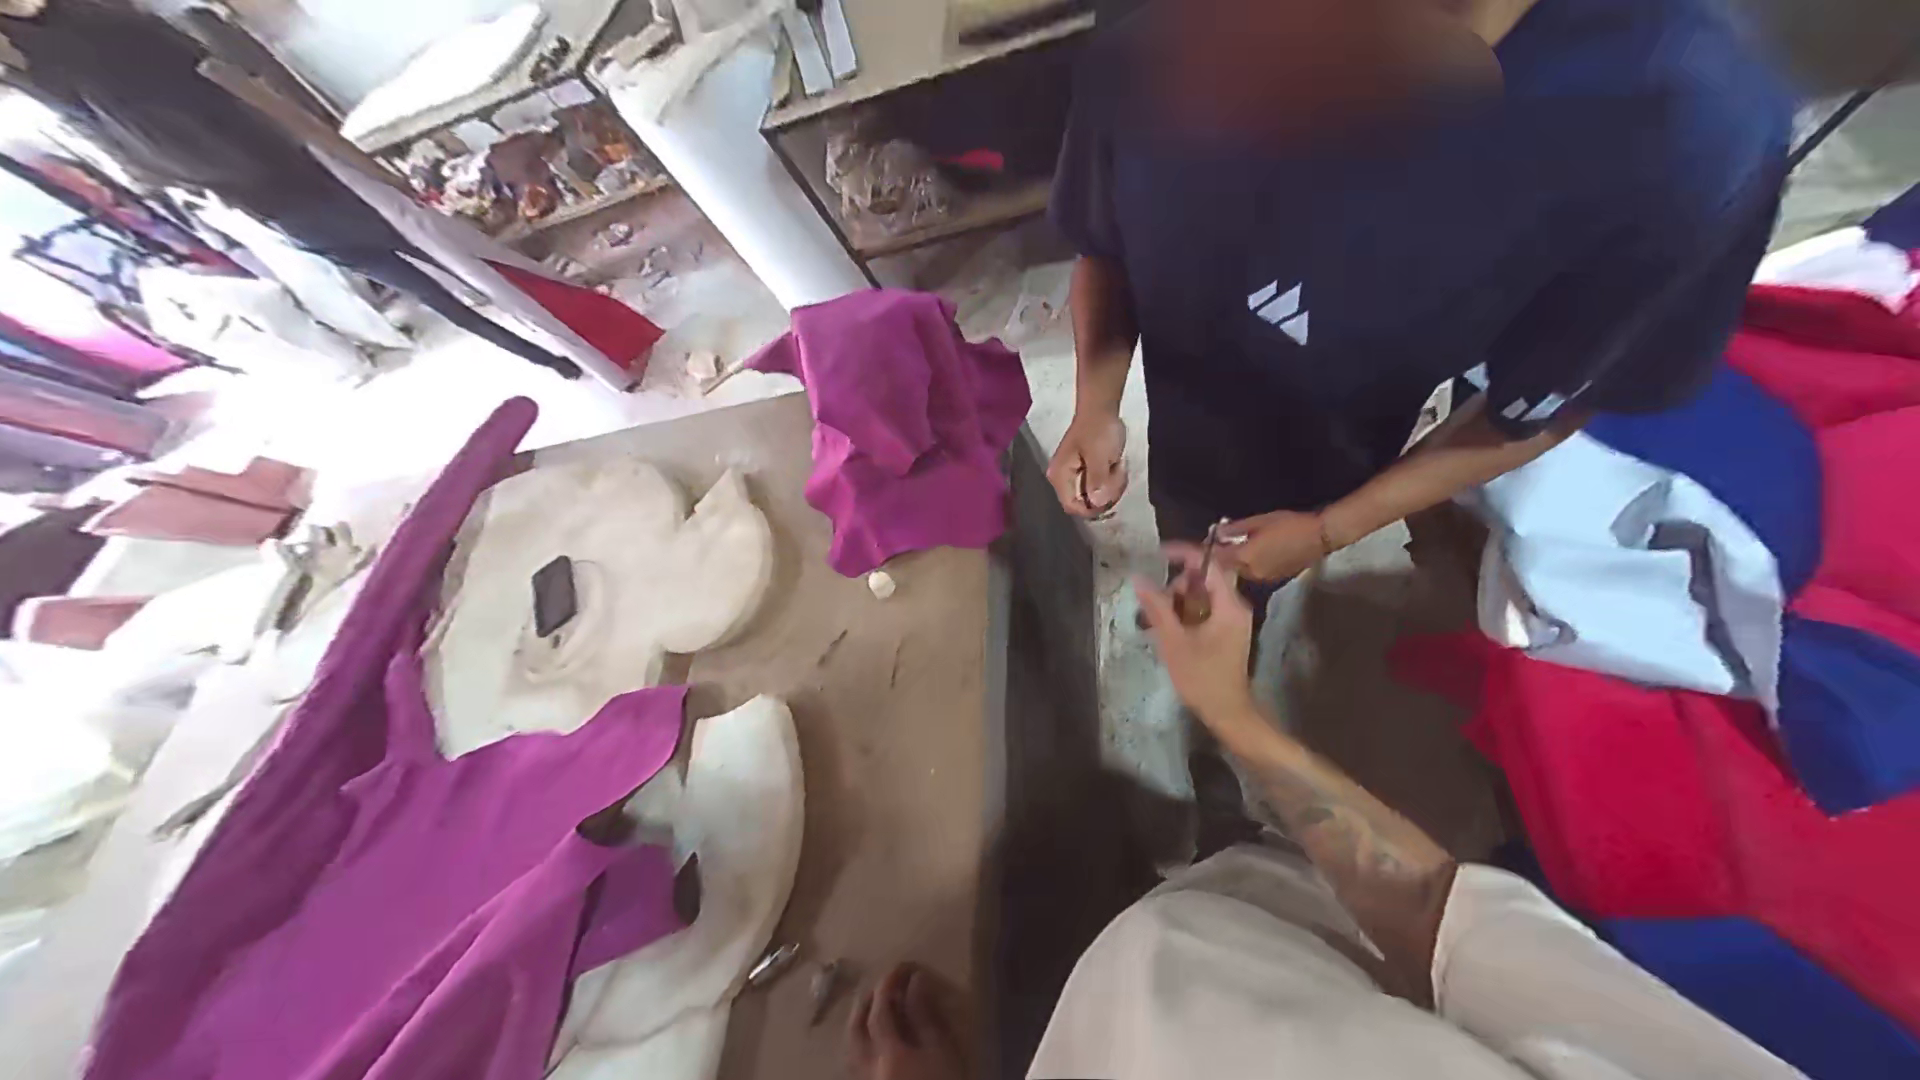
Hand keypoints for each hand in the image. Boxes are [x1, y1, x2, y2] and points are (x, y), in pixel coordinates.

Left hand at [847, 964, 967, 1079]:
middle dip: (866, 1001)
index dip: (888, 983)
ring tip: (876, 1009)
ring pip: (851, 1049)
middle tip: (884, 985)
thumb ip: (926, 1015)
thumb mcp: (943, 1051)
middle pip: (855, 1029)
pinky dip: (861, 1045)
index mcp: (888, 1055)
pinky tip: (876, 1041)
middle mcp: (869, 1070)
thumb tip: (915, 980)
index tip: (903, 968)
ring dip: (859, 1022)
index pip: (880, 1009)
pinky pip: (856, 1065)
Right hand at [1046, 412, 1126, 518]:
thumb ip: (1097, 482)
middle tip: (1118, 476)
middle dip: (1105, 494)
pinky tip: (1117, 466)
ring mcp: (1075, 475)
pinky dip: (1110, 480)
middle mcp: (1063, 479)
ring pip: (1094, 494)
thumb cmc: (1098, 431)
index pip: (1072, 506)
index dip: (1091, 509)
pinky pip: (1098, 485)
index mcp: (1060, 477)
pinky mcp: (1085, 470)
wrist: (1101, 408)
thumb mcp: (1099, 457)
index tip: (1110, 499)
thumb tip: (1097, 503)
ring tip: (1119, 467)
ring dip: (1110, 486)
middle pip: (1084, 502)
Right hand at [1134, 552, 1258, 732]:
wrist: (1227, 712)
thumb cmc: (1202, 677)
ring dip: (1177, 600)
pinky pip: (1203, 609)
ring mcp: (1232, 619)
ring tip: (1157, 621)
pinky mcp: (1226, 631)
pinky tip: (1168, 629)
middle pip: (1203, 579)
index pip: (1209, 564)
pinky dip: (1185, 612)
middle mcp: (1235, 607)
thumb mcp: (1173, 641)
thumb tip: (1138, 578)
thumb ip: (1157, 607)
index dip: (1183, 554)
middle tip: (1155, 605)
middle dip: (1176, 585)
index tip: (1158, 554)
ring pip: (1201, 594)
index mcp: (1228, 605)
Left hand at [1218, 510, 1332, 581]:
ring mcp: (1264, 578)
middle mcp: (1251, 572)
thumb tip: (1217, 532)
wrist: (1320, 536)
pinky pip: (1255, 573)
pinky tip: (1254, 554)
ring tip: (1238, 547)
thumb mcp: (1259, 521)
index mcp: (1245, 557)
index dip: (1212, 548)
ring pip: (1241, 571)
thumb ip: (1235, 529)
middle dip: (1224, 555)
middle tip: (1223, 542)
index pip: (1219, 557)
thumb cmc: (1289, 525)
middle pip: (1229, 566)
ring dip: (1237, 561)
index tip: (1209, 540)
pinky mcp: (1275, 579)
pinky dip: (1250, 565)